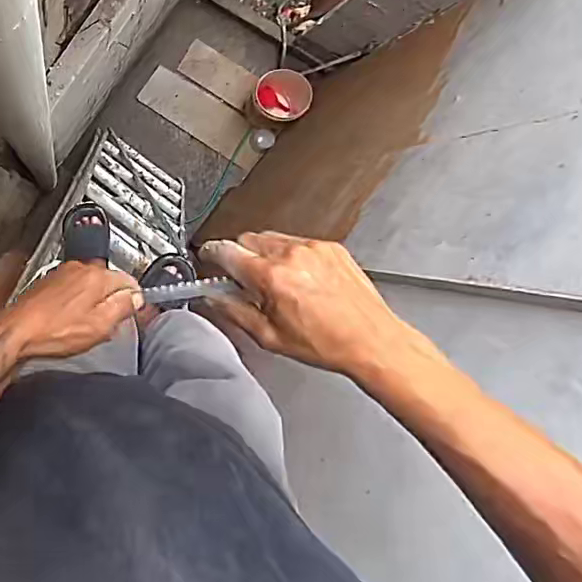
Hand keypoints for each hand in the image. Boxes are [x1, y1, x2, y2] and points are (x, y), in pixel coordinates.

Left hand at [0, 261, 141, 362]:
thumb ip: (122, 308)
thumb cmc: (53, 330)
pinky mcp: (50, 282)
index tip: (131, 313)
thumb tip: (135, 298)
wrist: (17, 331)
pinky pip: (73, 290)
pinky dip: (75, 303)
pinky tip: (68, 322)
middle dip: (112, 302)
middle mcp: (79, 269)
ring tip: (84, 326)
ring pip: (90, 286)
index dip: (134, 300)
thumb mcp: (99, 326)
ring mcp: (63, 274)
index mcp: (97, 277)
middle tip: (106, 325)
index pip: (129, 281)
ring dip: (93, 303)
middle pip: (109, 282)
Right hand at [199, 233, 443, 382]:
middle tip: (246, 281)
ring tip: (277, 283)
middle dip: (239, 256)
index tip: (207, 257)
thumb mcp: (268, 336)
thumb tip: (211, 298)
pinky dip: (290, 255)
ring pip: (269, 238)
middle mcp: (291, 255)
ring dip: (264, 254)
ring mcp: (312, 248)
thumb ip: (232, 311)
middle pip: (245, 239)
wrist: (374, 342)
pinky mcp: (330, 247)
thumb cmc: (328, 343)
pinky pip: (296, 242)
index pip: (225, 250)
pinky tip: (299, 280)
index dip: (210, 254)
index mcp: (270, 276)